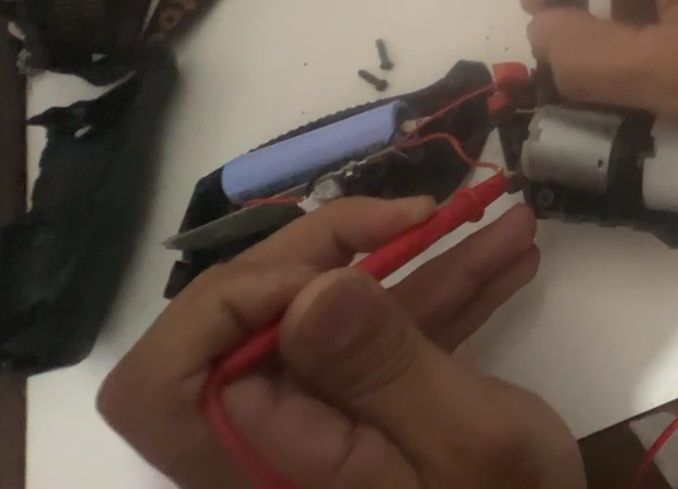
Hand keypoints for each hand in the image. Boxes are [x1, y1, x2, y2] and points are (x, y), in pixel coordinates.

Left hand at [99, 197, 581, 488]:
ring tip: (510, 220)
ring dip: (429, 259)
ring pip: (344, 315)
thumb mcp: (462, 436)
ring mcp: (330, 420)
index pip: (165, 381)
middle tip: (424, 213)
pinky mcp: (377, 406)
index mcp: (271, 466)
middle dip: (343, 249)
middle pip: (257, 318)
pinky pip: (394, 334)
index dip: (233, 302)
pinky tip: (512, 257)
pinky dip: (452, 291)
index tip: (336, 269)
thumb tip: (310, 292)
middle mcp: (279, 440)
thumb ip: (383, 367)